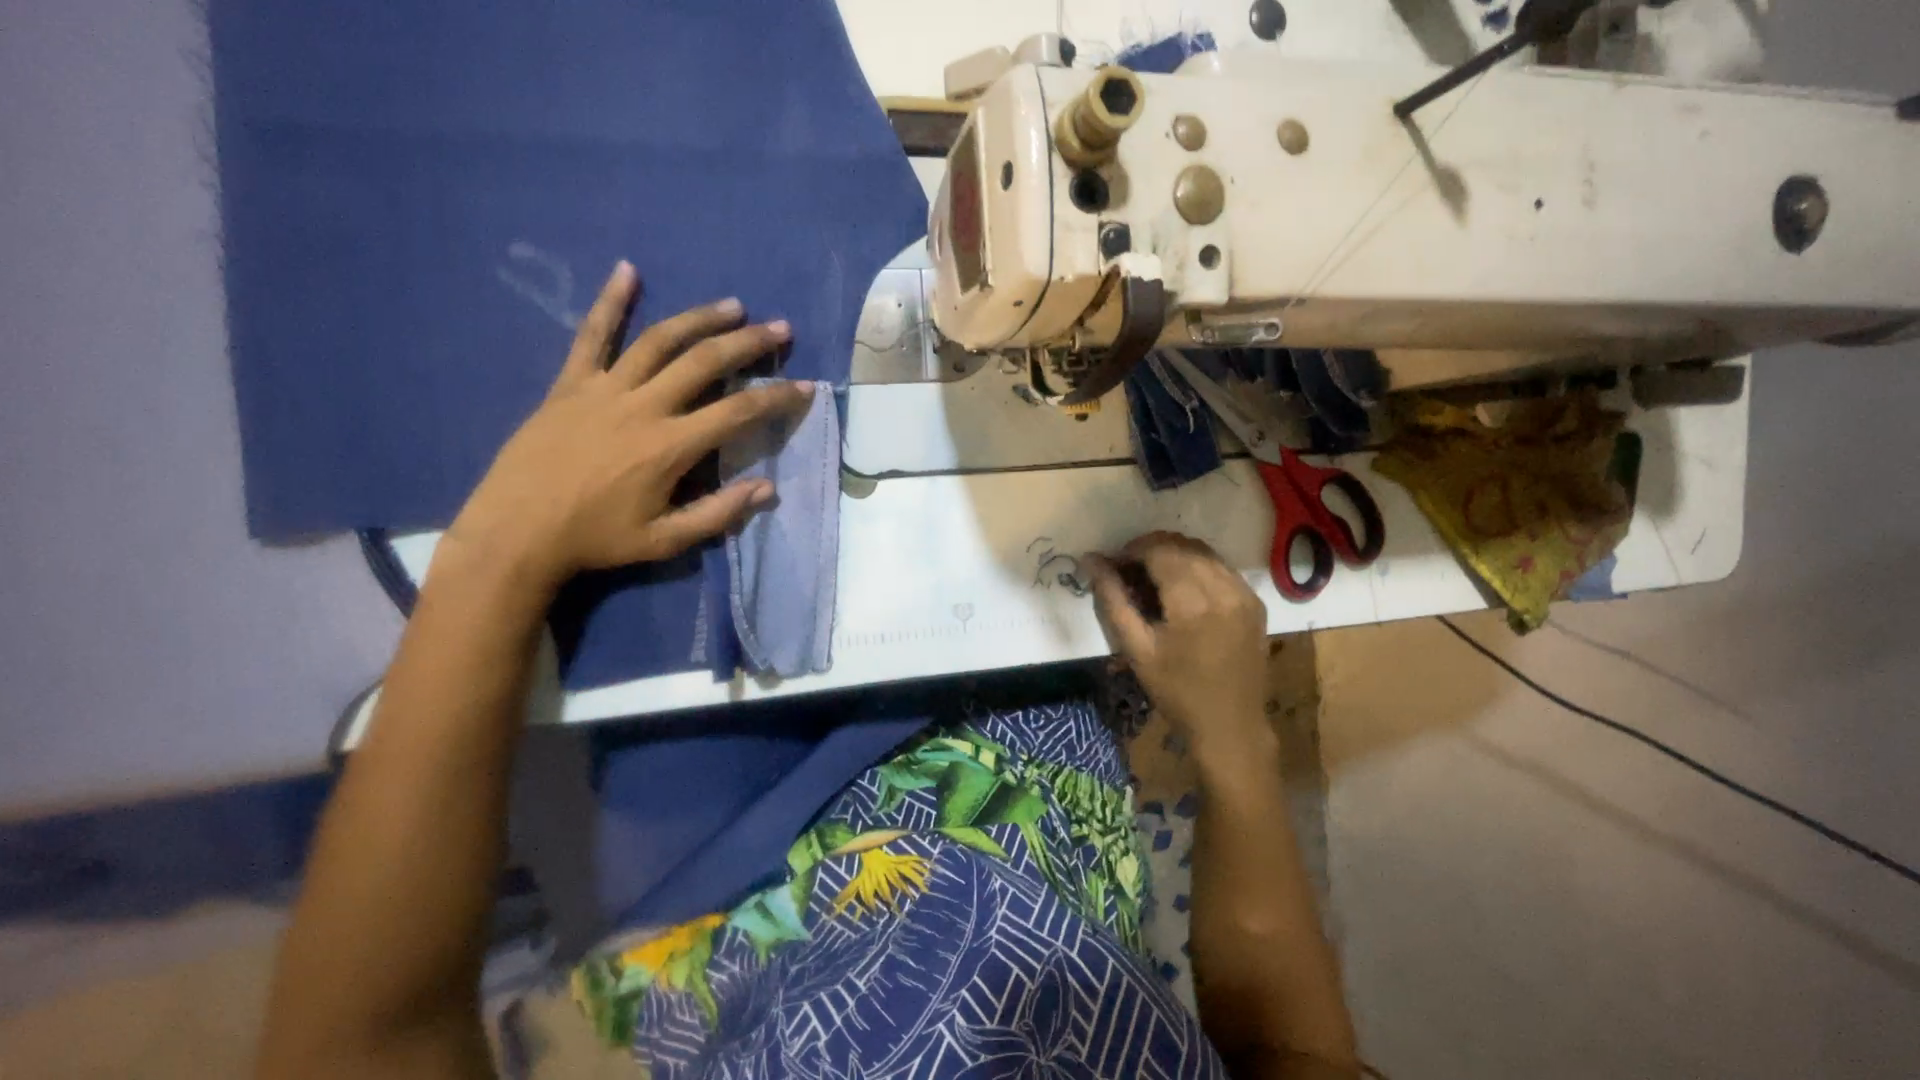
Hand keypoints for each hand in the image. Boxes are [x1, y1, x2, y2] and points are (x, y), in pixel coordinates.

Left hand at [446, 260, 812, 591]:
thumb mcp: (664, 541)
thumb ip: (717, 513)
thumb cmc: (595, 540)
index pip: (737, 411)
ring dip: (699, 319)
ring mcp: (604, 389)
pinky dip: (609, 302)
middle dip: (748, 343)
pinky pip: (592, 336)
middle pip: (704, 362)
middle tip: (779, 329)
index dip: (776, 397)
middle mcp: (643, 407)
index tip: (804, 386)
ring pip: (659, 341)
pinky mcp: (570, 384)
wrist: (516, 532)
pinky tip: (627, 271)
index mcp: (670, 447)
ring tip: (731, 306)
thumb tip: (767, 489)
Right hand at [1086, 532, 1270, 752]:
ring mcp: (1245, 594)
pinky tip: (1183, 591)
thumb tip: (1091, 559)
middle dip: (1151, 550)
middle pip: (1182, 545)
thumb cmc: (1177, 692)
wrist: (1230, 725)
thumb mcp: (1136, 649)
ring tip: (1153, 580)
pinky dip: (1198, 568)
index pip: (1159, 550)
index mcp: (1193, 602)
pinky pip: (1222, 568)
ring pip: (1204, 552)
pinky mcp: (1255, 602)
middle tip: (1129, 572)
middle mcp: (1224, 589)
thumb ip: (1112, 600)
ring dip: (1175, 556)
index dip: (1131, 550)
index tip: (1114, 565)